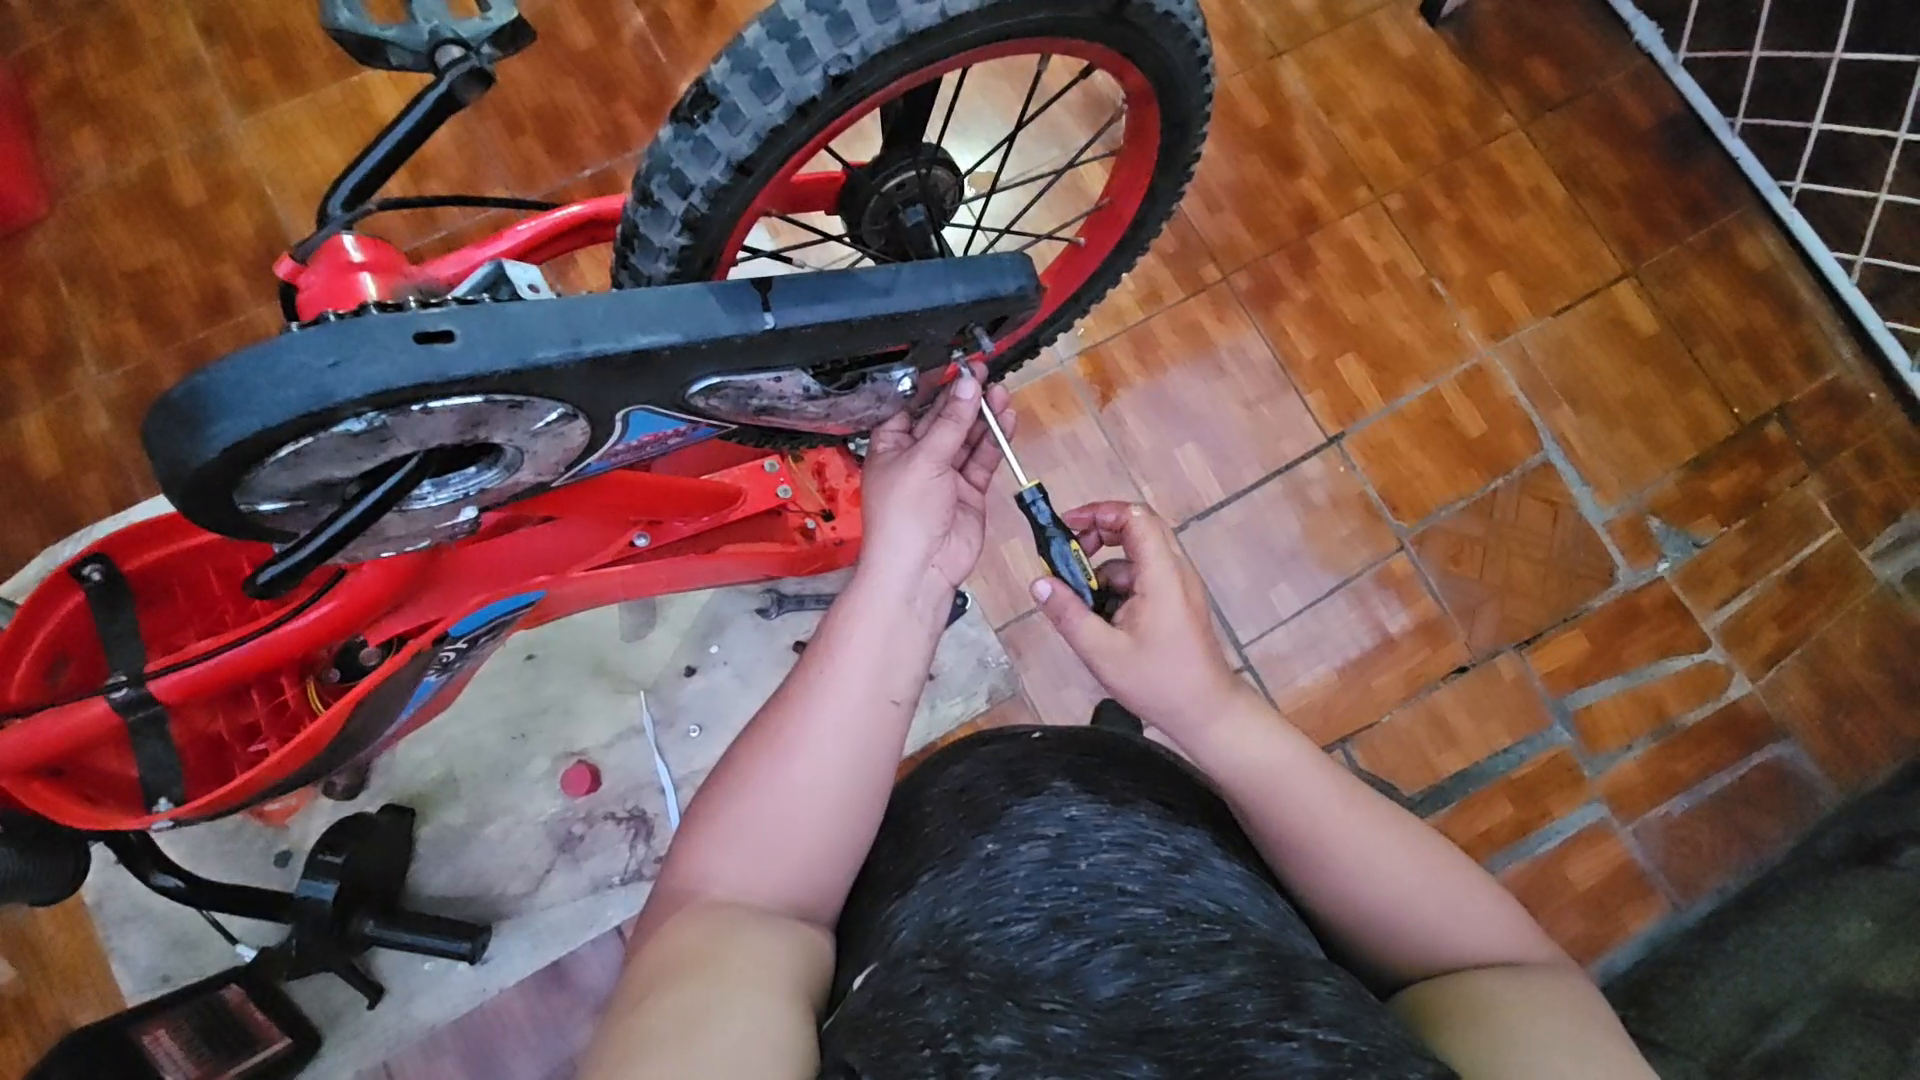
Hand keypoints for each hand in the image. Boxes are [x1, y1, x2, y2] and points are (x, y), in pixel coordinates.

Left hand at [857, 362, 1012, 608]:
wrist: (920, 569)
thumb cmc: (902, 518)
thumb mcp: (924, 459)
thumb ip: (952, 422)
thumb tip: (968, 385)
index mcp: (890, 446)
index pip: (913, 406)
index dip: (935, 386)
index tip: (957, 366)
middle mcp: (916, 457)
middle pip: (944, 419)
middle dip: (964, 398)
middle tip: (984, 372)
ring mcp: (944, 475)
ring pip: (967, 437)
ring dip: (983, 416)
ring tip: (1000, 392)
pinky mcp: (968, 491)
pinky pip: (983, 459)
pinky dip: (995, 441)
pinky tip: (1005, 419)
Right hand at [1030, 502, 1251, 739]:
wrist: (1206, 712)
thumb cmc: (1157, 683)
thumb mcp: (1101, 651)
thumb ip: (1068, 613)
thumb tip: (1038, 583)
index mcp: (1162, 575)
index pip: (1135, 517)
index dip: (1099, 512)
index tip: (1067, 527)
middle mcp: (1176, 571)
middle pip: (1137, 527)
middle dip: (1098, 534)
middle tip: (1068, 556)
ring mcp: (1179, 585)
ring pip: (1137, 554)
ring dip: (1105, 565)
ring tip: (1079, 597)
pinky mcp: (1177, 600)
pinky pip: (1143, 575)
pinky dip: (1118, 584)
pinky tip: (1101, 615)